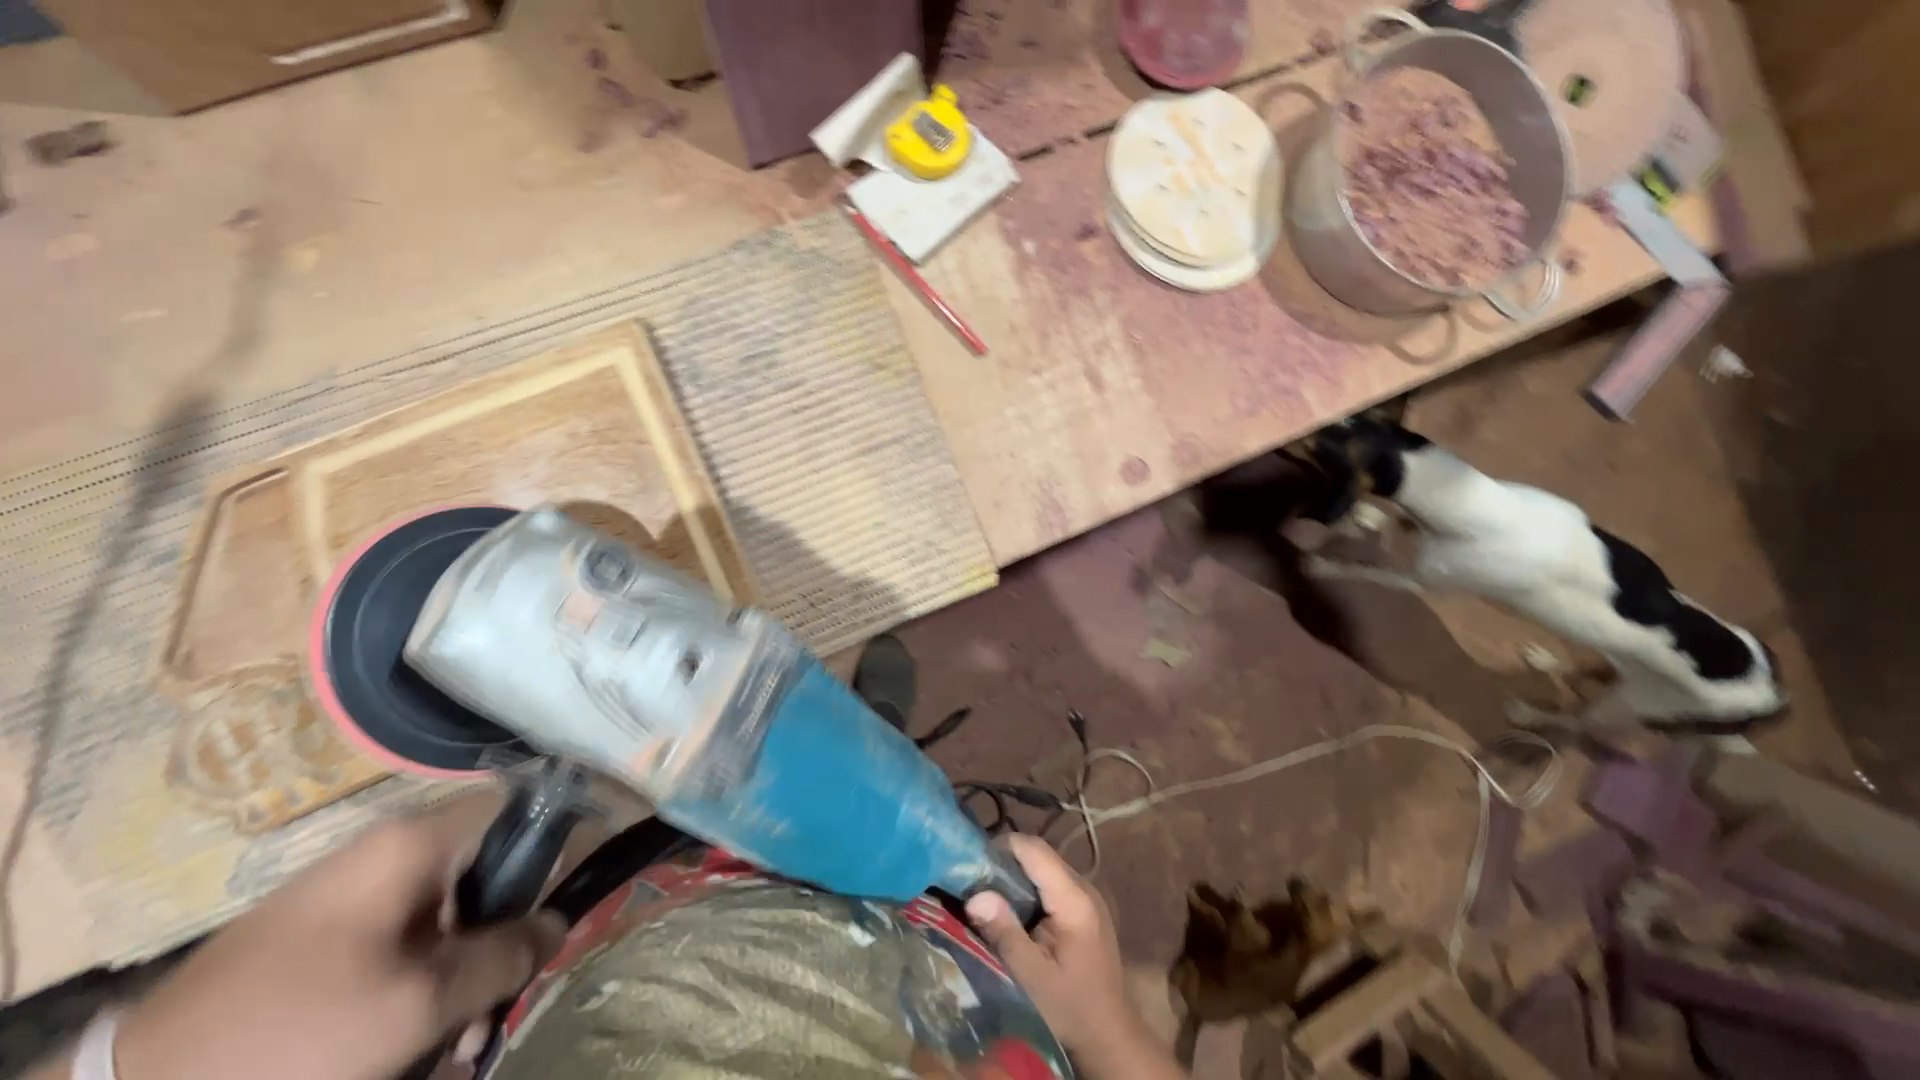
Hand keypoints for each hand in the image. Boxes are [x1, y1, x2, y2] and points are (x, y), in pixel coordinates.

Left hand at [110, 795, 566, 1079]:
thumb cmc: (296, 1033)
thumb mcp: (419, 1003)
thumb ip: (506, 955)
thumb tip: (558, 921)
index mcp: (412, 845)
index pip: (520, 807)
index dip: (565, 837)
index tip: (581, 893)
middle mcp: (389, 858)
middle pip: (491, 879)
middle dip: (503, 950)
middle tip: (490, 1014)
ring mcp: (355, 902)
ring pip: (452, 928)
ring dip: (464, 989)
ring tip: (447, 1055)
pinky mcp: (329, 944)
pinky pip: (406, 957)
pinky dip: (421, 1001)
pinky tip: (411, 1054)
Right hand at [965, 836, 1180, 1077]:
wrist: (1109, 1035)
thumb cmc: (1069, 1007)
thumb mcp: (1030, 976)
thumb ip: (1004, 932)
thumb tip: (974, 895)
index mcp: (1074, 899)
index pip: (1035, 850)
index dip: (1001, 847)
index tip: (969, 863)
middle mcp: (1084, 888)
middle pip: (1039, 856)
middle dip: (1004, 862)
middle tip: (970, 882)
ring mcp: (1087, 898)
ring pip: (1044, 869)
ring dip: (1014, 877)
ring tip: (984, 895)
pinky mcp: (1084, 910)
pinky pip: (1051, 885)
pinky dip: (1027, 890)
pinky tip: (1009, 911)